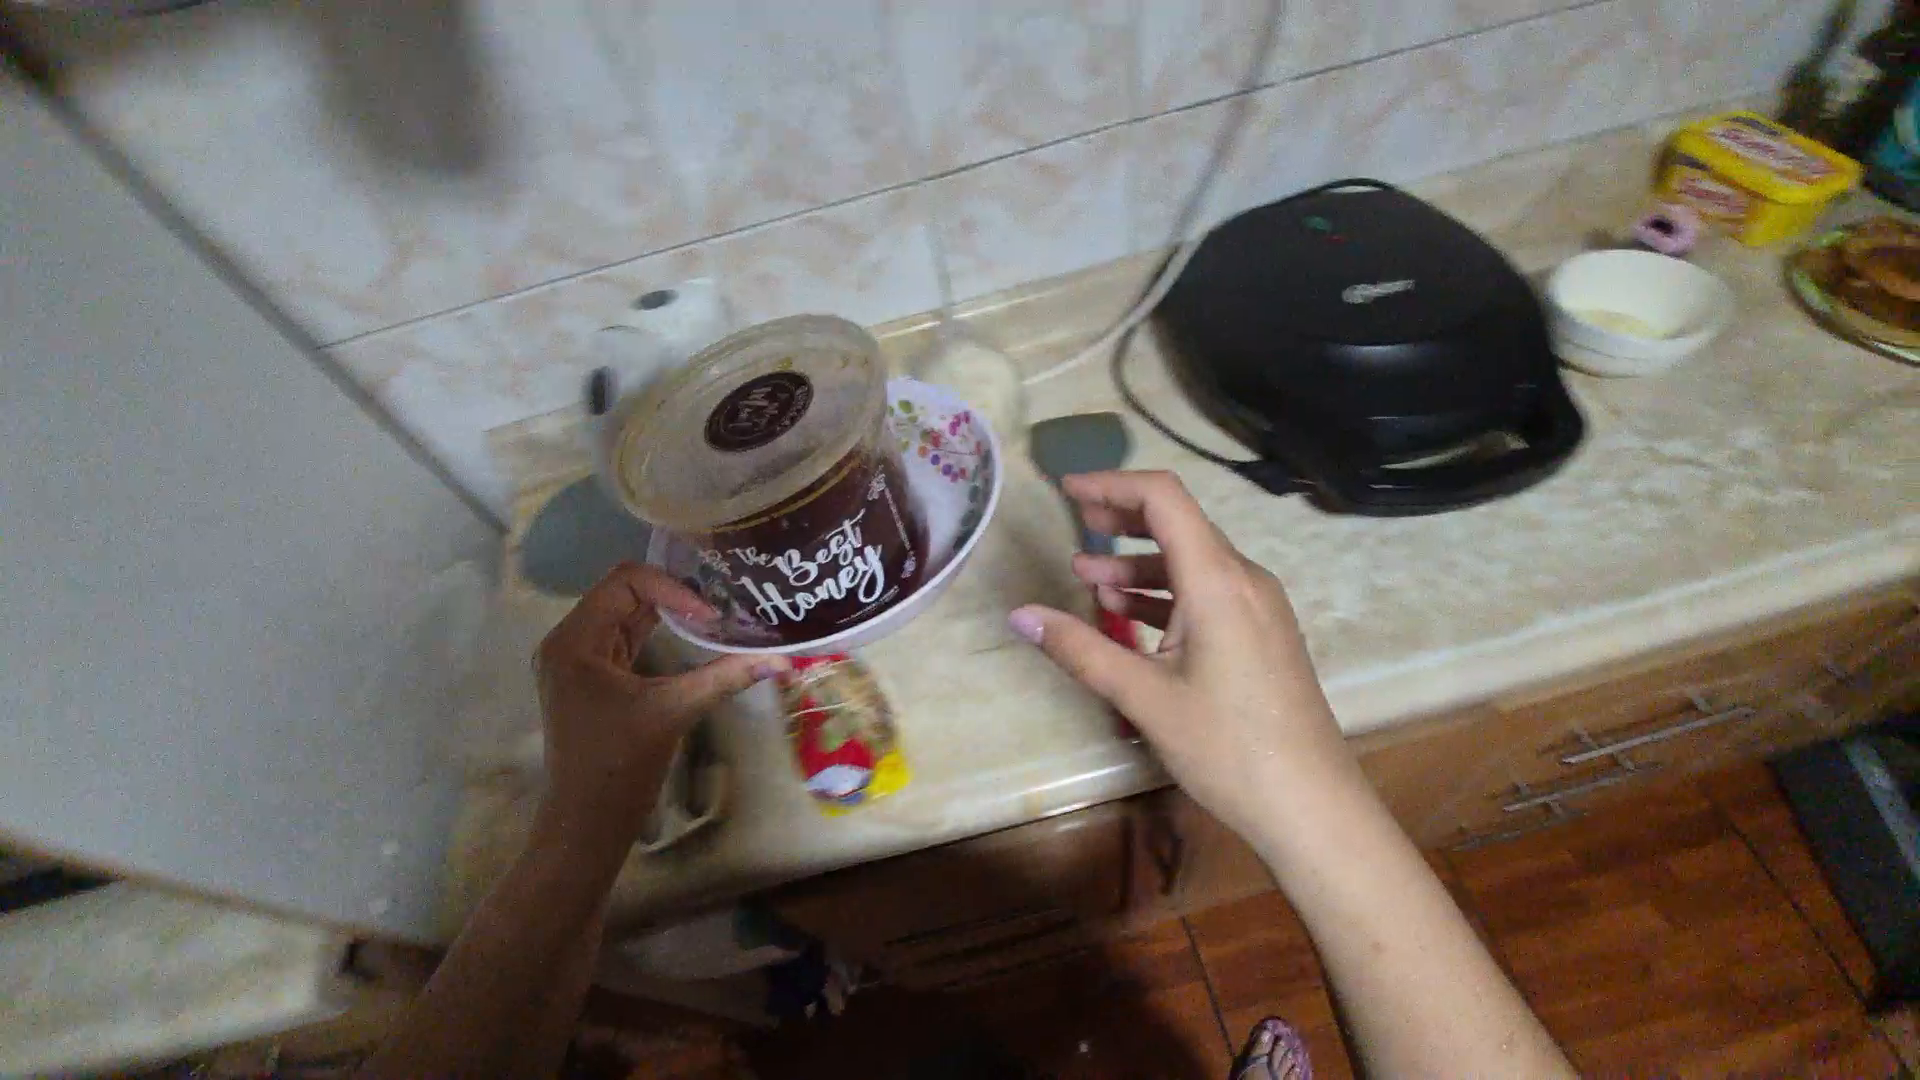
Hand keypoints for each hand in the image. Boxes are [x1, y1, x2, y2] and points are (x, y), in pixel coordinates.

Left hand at [533, 563, 787, 843]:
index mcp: (576, 640)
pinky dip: (660, 630)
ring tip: (714, 612)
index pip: (626, 581)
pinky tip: (693, 633)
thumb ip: (727, 677)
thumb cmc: (620, 763)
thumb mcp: (675, 710)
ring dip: (669, 610)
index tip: (710, 615)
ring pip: (626, 613)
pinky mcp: (593, 677)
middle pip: (624, 592)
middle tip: (722, 601)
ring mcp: (579, 660)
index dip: (673, 589)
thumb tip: (784, 661)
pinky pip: (627, 637)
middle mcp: (570, 641)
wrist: (586, 822)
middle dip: (674, 592)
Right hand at [1007, 471, 1357, 839]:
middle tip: (1077, 524)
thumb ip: (1079, 648)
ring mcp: (1257, 606)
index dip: (1111, 484)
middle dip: (1122, 519)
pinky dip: (1163, 594)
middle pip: (1178, 523)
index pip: (1163, 499)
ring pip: (1189, 563)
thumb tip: (1019, 615)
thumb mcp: (1143, 697)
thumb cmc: (1228, 748)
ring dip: (1137, 564)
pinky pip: (1205, 593)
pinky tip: (1128, 614)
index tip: (1067, 491)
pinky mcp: (1259, 632)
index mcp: (1218, 580)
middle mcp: (1243, 578)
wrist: (1312, 808)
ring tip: (1087, 578)